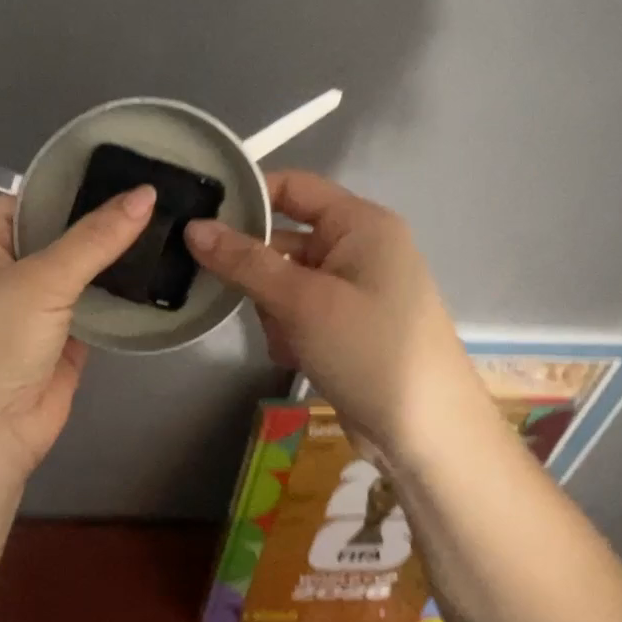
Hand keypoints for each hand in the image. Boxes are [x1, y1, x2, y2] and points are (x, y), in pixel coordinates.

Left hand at [0, 185, 156, 490]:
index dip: (73, 181)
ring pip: (85, 269)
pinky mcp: (68, 338)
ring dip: (119, 254)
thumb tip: (145, 193)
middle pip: (63, 231)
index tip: (126, 162)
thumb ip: (94, 238)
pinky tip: (163, 270)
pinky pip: (99, 304)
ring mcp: (41, 305)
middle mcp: (11, 269)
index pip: (32, 197)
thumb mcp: (42, 280)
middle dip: (105, 216)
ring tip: (174, 219)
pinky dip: (125, 292)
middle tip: (165, 188)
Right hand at [184, 170, 491, 454]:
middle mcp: (359, 248)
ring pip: (285, 280)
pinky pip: (299, 311)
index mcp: (361, 224)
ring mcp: (354, 289)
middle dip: (256, 269)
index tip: (198, 218)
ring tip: (283, 338)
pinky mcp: (347, 325)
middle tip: (220, 289)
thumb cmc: (369, 351)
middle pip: (284, 237)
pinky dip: (288, 330)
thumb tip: (194, 227)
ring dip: (272, 308)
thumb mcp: (301, 302)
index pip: (292, 187)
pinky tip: (295, 356)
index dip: (246, 197)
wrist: (427, 434)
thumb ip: (245, 262)